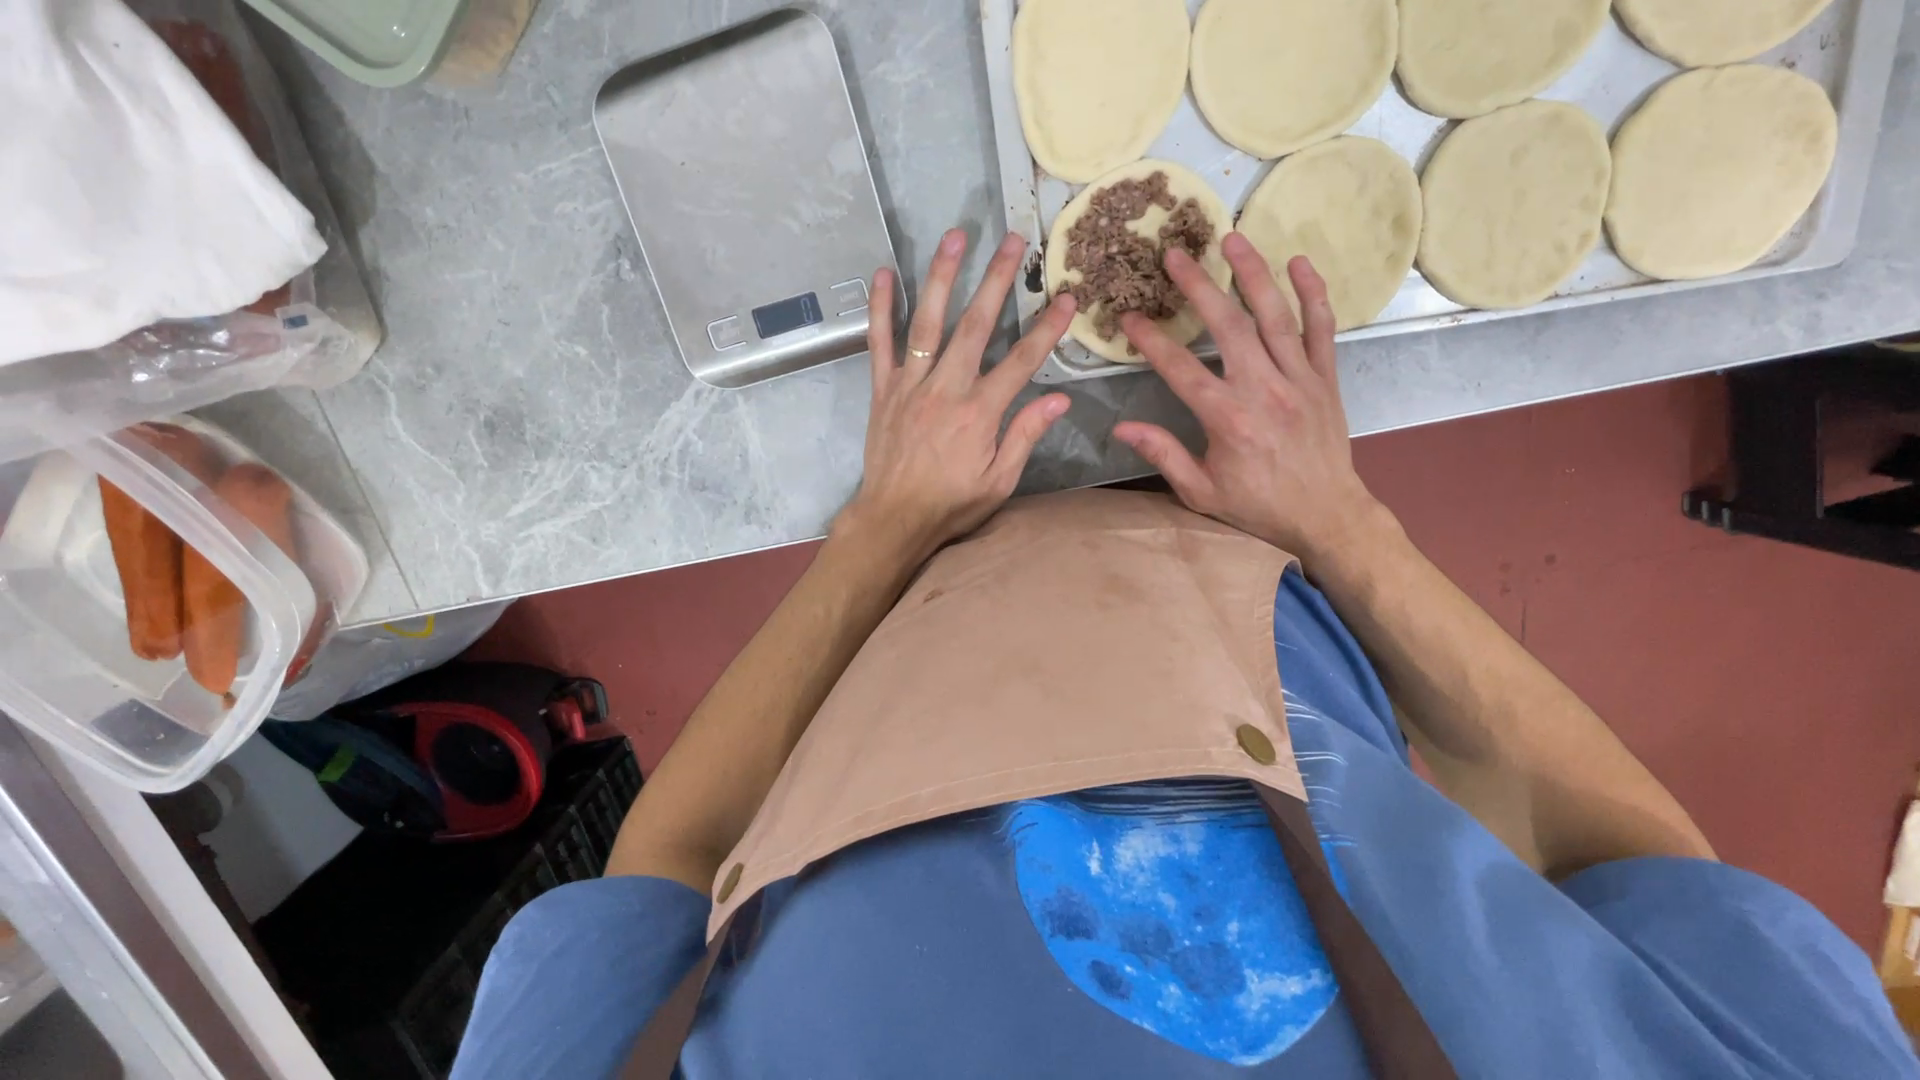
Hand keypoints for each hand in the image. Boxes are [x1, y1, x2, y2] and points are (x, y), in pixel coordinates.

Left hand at [840, 228, 1076, 561]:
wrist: (894, 519)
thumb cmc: (952, 504)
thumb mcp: (1000, 481)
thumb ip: (1026, 435)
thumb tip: (1060, 399)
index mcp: (980, 413)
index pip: (1021, 361)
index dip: (1047, 328)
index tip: (1066, 297)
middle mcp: (946, 389)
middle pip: (976, 326)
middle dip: (997, 280)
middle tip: (1013, 240)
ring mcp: (910, 385)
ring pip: (927, 322)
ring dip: (942, 276)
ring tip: (955, 236)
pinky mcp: (883, 390)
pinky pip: (880, 343)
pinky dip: (881, 308)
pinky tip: (884, 274)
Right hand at [1112, 233, 1384, 561]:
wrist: (1327, 515)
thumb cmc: (1259, 506)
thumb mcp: (1201, 492)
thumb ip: (1164, 454)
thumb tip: (1122, 428)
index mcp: (1229, 420)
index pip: (1182, 369)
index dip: (1152, 341)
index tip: (1129, 317)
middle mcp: (1265, 390)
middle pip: (1229, 327)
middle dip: (1199, 287)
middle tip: (1175, 254)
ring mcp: (1300, 379)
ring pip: (1275, 316)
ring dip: (1253, 274)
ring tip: (1232, 239)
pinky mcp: (1326, 378)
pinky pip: (1322, 328)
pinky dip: (1313, 293)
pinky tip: (1299, 263)